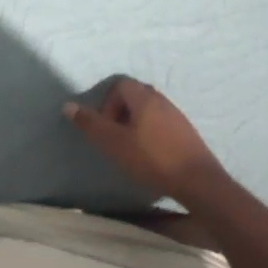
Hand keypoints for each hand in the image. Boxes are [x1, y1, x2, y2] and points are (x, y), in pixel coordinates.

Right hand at [66, 77, 226, 202]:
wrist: (199, 182)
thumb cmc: (152, 158)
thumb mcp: (113, 142)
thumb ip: (90, 123)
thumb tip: (68, 105)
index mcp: (143, 97)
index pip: (119, 84)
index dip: (107, 102)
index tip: (106, 126)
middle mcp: (162, 100)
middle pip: (134, 96)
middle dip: (120, 113)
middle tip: (116, 137)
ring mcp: (178, 116)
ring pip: (150, 111)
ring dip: (136, 125)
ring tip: (132, 149)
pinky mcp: (188, 134)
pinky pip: (163, 124)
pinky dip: (152, 134)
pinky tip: (152, 156)